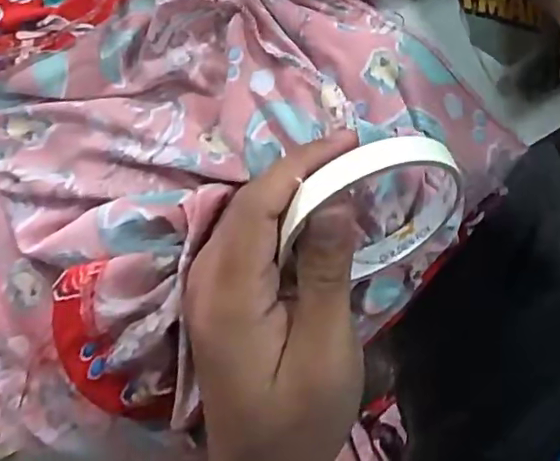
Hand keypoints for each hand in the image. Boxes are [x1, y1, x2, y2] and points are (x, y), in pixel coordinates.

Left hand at [187, 132, 363, 460]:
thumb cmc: (300, 416)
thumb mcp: (325, 348)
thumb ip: (327, 270)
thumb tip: (336, 199)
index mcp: (228, 293)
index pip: (257, 203)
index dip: (302, 163)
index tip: (349, 143)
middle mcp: (205, 279)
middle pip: (250, 200)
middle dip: (302, 167)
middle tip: (353, 152)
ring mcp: (207, 285)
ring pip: (248, 210)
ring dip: (295, 183)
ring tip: (342, 169)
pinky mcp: (220, 291)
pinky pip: (249, 230)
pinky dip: (285, 207)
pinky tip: (316, 206)